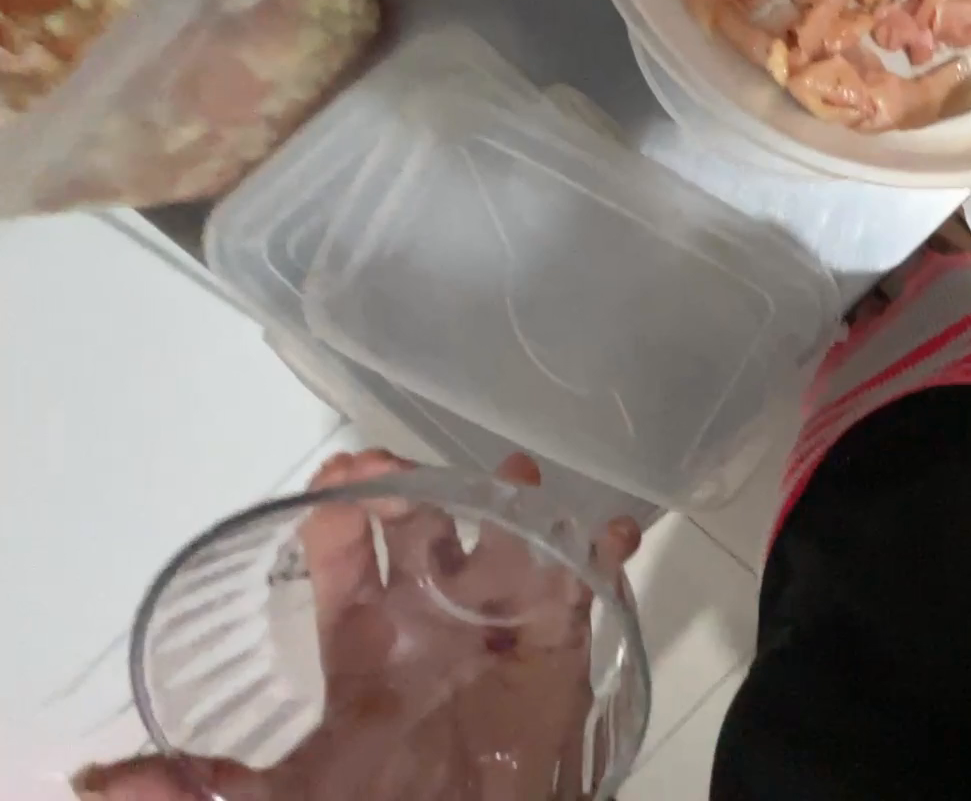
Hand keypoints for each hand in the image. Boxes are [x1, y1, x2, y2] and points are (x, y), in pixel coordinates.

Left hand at [72, 451, 642, 800]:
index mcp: (372, 626)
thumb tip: (97, 779)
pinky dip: (605, 546)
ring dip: (521, 496)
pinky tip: (611, 533)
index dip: (340, 507)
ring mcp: (505, 605)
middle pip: (429, 521)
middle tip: (399, 465)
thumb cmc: (389, 796)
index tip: (339, 472)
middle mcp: (438, 599)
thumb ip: (210, 786)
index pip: (349, 548)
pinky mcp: (566, 620)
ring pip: (515, 530)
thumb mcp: (294, 796)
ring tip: (519, 475)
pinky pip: (592, 572)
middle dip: (418, 484)